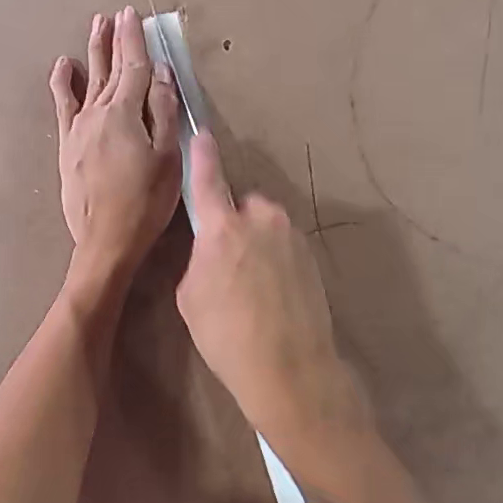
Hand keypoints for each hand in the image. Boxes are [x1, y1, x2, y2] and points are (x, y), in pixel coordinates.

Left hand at [49, 6, 182, 278]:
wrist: (106, 240)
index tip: (133, 15)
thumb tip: (159, 73)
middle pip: (109, 70)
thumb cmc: (145, 203)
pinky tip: (64, 69)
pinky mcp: (67, 149)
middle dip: (114, 41)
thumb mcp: (167, 158)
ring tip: (95, 29)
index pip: (134, 66)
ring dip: (92, 54)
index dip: (135, 40)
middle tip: (114, 15)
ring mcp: (78, 131)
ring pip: (87, 83)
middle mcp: (98, 114)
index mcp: (126, 113)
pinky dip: (63, 85)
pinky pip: (63, 108)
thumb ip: (163, 112)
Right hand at [176, 131, 368, 456]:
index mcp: (222, 228)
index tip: (201, 135)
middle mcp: (262, 220)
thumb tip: (209, 248)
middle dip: (232, 223)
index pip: (209, 180)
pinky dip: (274, 259)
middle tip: (223, 263)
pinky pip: (283, 245)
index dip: (202, 156)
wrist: (289, 367)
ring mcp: (292, 236)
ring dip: (254, 242)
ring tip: (248, 286)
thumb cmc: (226, 336)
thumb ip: (197, 259)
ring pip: (265, 226)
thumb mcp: (190, 298)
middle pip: (242, 206)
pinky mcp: (312, 256)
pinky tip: (269, 294)